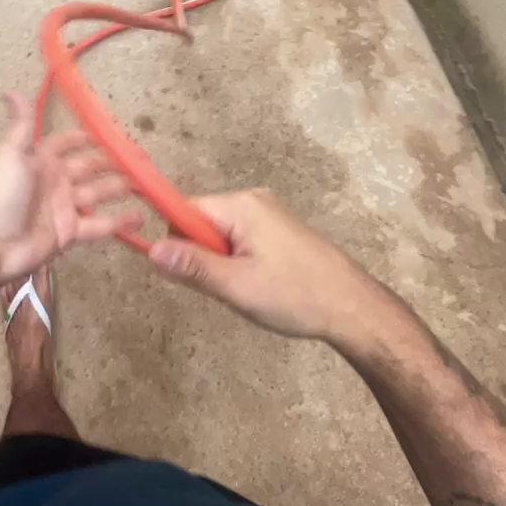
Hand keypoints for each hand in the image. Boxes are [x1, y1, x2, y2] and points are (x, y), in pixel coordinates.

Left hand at [0, 91, 142, 283]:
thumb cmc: (4, 193)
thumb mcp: (10, 152)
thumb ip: (21, 124)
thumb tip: (11, 90)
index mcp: (41, 160)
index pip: (64, 143)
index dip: (81, 138)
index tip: (103, 133)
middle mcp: (55, 181)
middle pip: (87, 167)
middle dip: (108, 162)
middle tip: (135, 158)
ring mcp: (64, 207)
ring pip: (97, 193)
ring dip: (117, 188)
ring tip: (141, 184)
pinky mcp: (70, 232)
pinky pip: (99, 225)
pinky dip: (119, 222)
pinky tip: (140, 217)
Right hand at [148, 188, 399, 342]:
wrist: (353, 307)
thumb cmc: (295, 295)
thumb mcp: (237, 286)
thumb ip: (193, 266)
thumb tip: (151, 249)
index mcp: (240, 205)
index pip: (184, 210)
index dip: (176, 240)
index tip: (183, 272)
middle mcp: (252, 198)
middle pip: (202, 220)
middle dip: (202, 254)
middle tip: (224, 287)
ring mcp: (267, 211)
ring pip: (221, 232)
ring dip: (221, 260)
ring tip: (246, 289)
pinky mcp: (278, 227)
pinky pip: (240, 237)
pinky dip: (239, 259)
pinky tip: (258, 284)